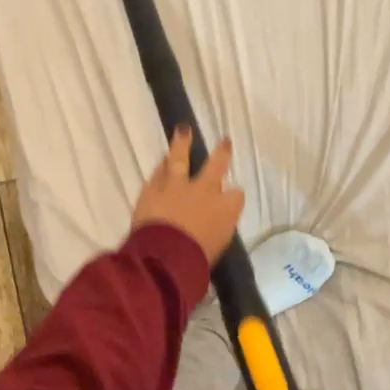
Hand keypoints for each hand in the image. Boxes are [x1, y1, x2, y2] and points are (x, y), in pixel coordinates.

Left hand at [130, 127, 244, 264]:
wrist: (166, 256)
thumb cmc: (197, 260)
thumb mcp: (217, 246)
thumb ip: (217, 230)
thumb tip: (212, 228)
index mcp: (226, 209)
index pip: (236, 195)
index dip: (233, 197)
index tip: (231, 198)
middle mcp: (205, 190)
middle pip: (216, 165)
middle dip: (221, 153)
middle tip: (224, 141)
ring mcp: (178, 186)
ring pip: (180, 158)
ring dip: (182, 144)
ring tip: (183, 130)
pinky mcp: (153, 189)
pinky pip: (158, 173)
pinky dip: (161, 168)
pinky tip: (161, 161)